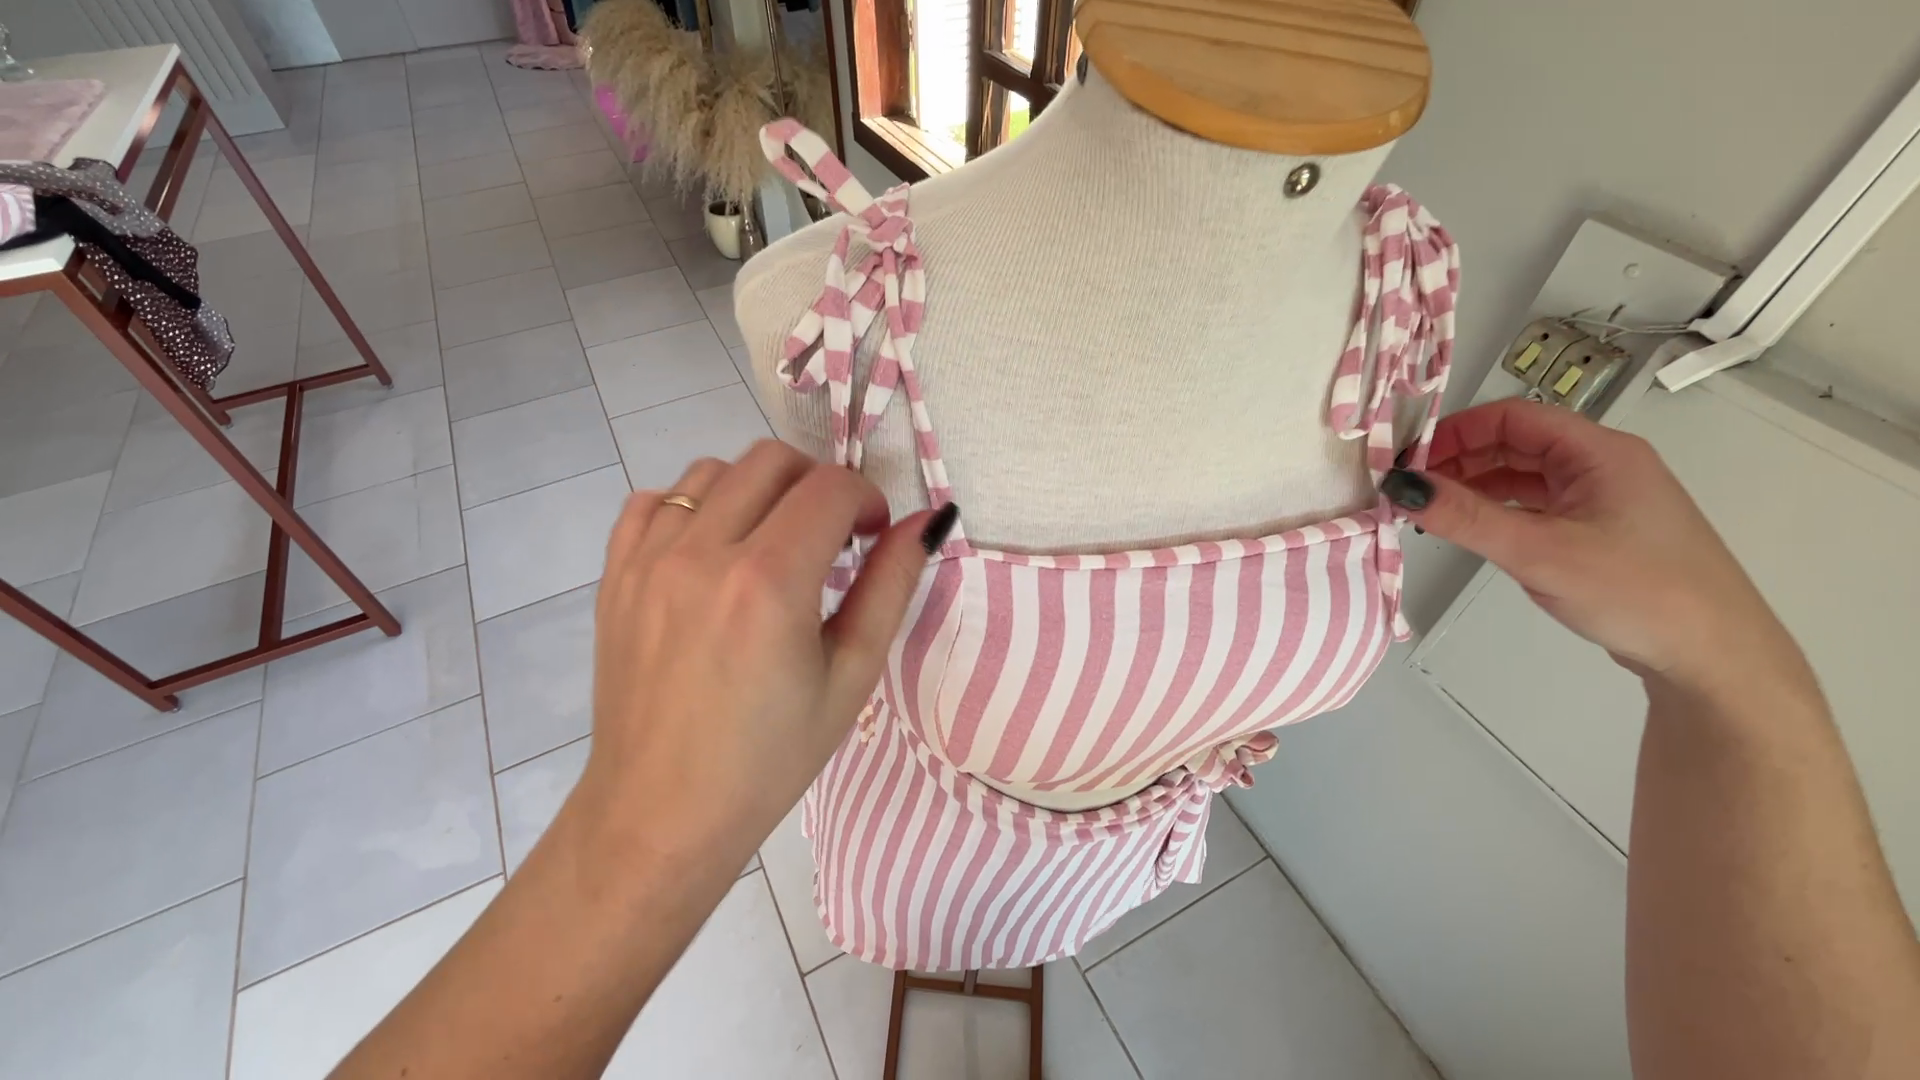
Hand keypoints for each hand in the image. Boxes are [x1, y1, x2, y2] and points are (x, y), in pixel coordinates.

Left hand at [580, 440, 948, 863]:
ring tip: (771, 543)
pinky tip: (712, 551)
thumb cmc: (770, 759)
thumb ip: (890, 587)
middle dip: (817, 484)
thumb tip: (929, 521)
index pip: (830, 488)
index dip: (867, 499)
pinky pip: (652, 502)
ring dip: (757, 491)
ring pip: (711, 472)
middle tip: (831, 536)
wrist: (662, 812)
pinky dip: (693, 507)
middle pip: (772, 461)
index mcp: (769, 582)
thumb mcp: (850, 678)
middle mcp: (703, 553)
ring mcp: (648, 560)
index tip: (873, 535)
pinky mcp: (615, 576)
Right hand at [1385, 398, 1804, 693]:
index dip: (1455, 431)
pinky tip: (1471, 530)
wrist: (1714, 656)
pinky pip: (1535, 504)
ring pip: (1523, 474)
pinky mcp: (1599, 530)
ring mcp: (1602, 498)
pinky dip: (1496, 510)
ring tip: (1430, 511)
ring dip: (1474, 486)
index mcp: (1599, 452)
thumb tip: (1401, 486)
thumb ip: (1466, 517)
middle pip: (1515, 442)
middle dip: (1458, 460)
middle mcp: (1602, 465)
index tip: (1409, 460)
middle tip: (1410, 489)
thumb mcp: (1539, 551)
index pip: (1512, 417)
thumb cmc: (1636, 592)